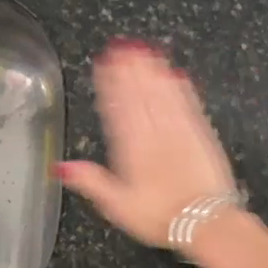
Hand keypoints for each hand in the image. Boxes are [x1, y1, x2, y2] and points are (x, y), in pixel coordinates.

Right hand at [58, 39, 238, 247]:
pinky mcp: (202, 134)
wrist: (205, 221)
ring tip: (145, 50)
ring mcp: (180, 131)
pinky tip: (177, 74)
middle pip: (140, 95)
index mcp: (132, 149)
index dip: (111, 84)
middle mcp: (155, 134)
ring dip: (153, 71)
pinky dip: (182, 88)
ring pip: (163, 94)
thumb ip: (91, 182)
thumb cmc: (160, 216)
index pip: (118, 109)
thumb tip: (61, 167)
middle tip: (124, 46)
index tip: (105, 62)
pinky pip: (189, 104)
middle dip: (131, 69)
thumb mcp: (117, 205)